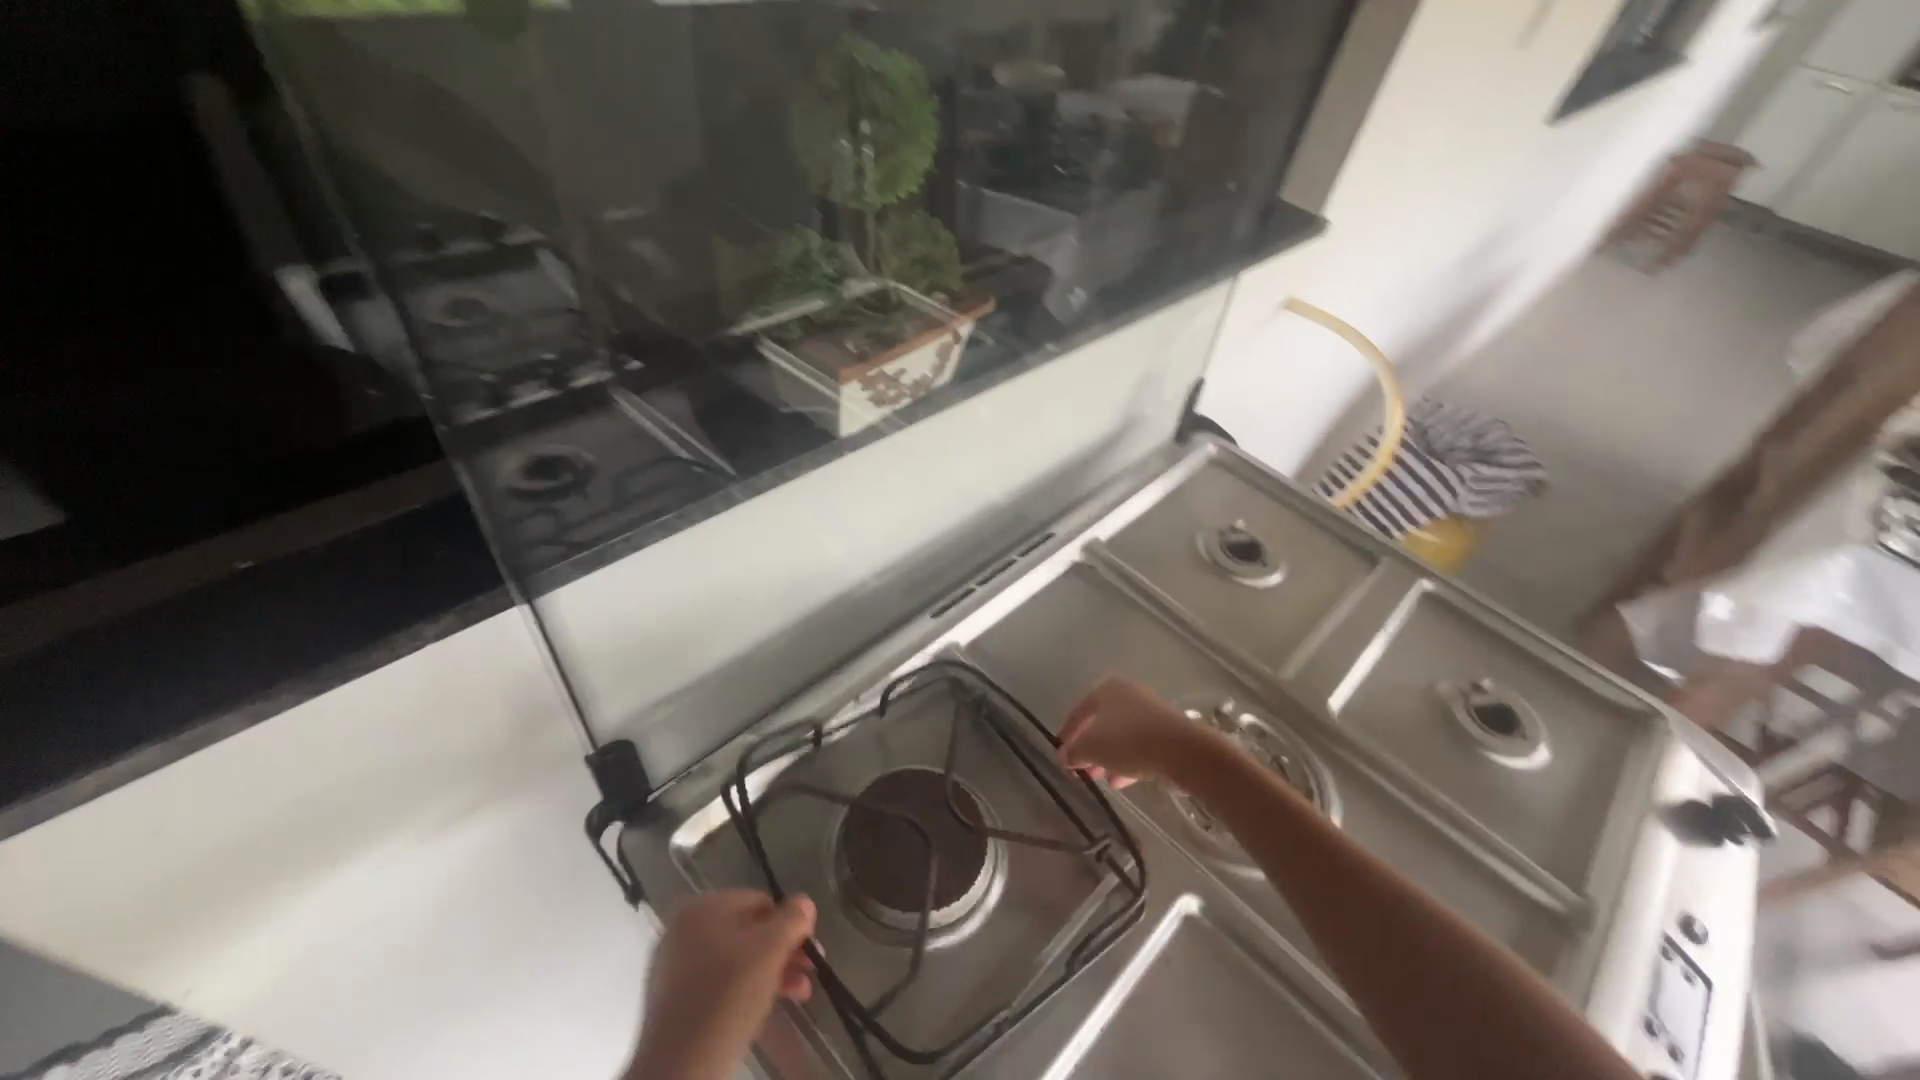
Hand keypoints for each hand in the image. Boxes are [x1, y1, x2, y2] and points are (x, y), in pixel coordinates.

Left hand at [626, 891, 816, 1079]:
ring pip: (736, 959)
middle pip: (749, 931)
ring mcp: (676, 963)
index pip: (760, 902)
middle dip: (783, 952)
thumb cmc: (726, 998)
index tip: (809, 952)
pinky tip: (764, 1006)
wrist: (678, 1065)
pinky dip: (744, 989)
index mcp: (702, 907)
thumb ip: (791, 921)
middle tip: (808, 974)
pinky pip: (718, 981)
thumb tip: (805, 902)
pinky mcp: (674, 997)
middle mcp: (684, 928)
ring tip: (798, 994)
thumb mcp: (769, 952)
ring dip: (771, 972)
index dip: (790, 924)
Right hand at [1057, 677, 1207, 788]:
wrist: (1180, 750)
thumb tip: (1064, 757)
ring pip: (1121, 736)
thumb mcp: (1090, 748)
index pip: (1079, 712)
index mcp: (1107, 690)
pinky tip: (1121, 782)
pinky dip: (1128, 761)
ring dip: (1108, 758)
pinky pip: (1140, 746)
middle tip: (1082, 770)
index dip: (1067, 735)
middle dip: (1089, 749)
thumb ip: (1073, 752)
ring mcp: (1151, 713)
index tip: (1061, 756)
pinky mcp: (1167, 732)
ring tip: (1101, 779)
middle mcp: (1129, 695)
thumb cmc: (1127, 741)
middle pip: (1101, 724)